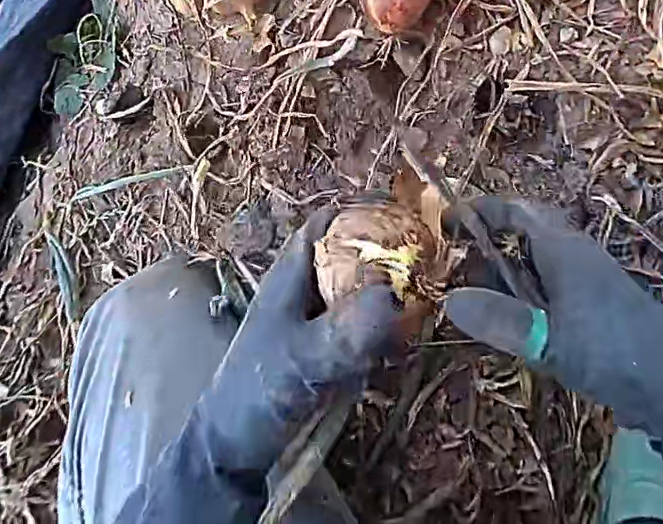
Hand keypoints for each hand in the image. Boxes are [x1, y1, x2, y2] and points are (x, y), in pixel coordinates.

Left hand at [196, 207, 400, 474]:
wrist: (233, 453)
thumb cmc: (256, 394)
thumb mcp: (303, 359)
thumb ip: (346, 329)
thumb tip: (394, 294)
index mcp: (294, 270)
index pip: (333, 219)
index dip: (368, 209)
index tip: (409, 216)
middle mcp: (309, 282)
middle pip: (356, 247)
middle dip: (392, 250)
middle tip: (429, 257)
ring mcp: (320, 312)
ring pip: (365, 283)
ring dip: (394, 288)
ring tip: (425, 297)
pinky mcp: (329, 341)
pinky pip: (367, 317)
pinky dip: (388, 320)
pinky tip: (405, 336)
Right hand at [442, 198, 662, 432]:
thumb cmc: (609, 351)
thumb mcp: (549, 340)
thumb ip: (502, 319)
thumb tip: (450, 299)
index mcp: (563, 248)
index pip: (517, 211)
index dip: (482, 210)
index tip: (447, 219)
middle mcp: (575, 250)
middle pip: (527, 227)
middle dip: (491, 234)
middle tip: (455, 255)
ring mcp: (587, 273)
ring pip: (539, 253)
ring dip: (507, 260)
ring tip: (475, 282)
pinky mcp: (594, 297)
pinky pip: (550, 275)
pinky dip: (525, 282)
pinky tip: (515, 310)